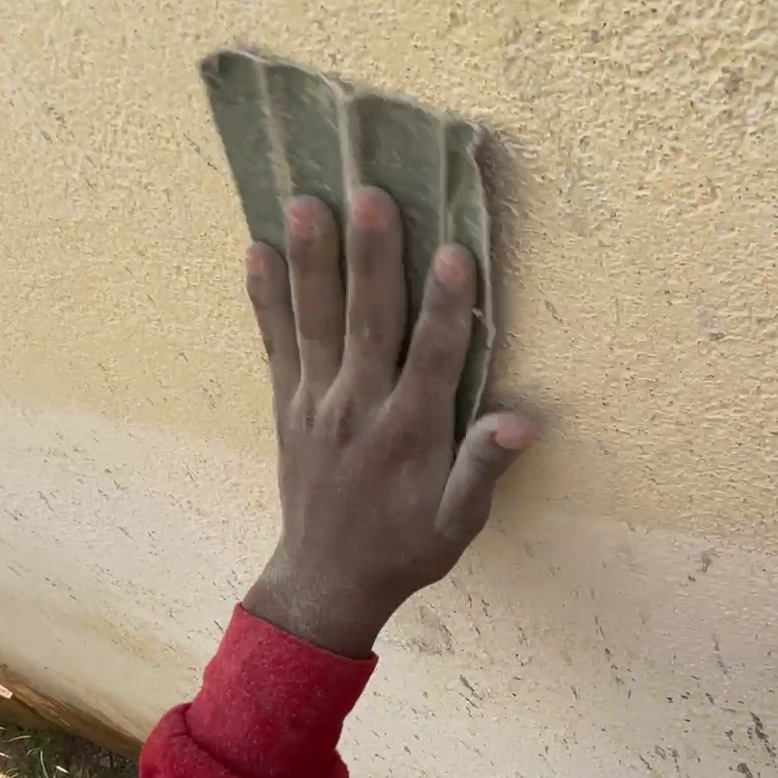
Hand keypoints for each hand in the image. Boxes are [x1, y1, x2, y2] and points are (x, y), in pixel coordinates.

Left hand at [239, 188, 536, 657]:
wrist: (326, 581)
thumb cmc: (407, 547)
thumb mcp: (460, 523)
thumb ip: (484, 469)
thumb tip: (521, 423)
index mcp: (410, 434)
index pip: (434, 359)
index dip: (448, 307)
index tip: (455, 252)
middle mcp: (360, 409)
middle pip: (368, 323)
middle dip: (372, 258)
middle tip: (369, 195)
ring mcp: (316, 404)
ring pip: (316, 323)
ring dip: (312, 262)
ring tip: (306, 202)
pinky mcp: (288, 405)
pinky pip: (275, 344)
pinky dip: (265, 298)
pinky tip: (255, 251)